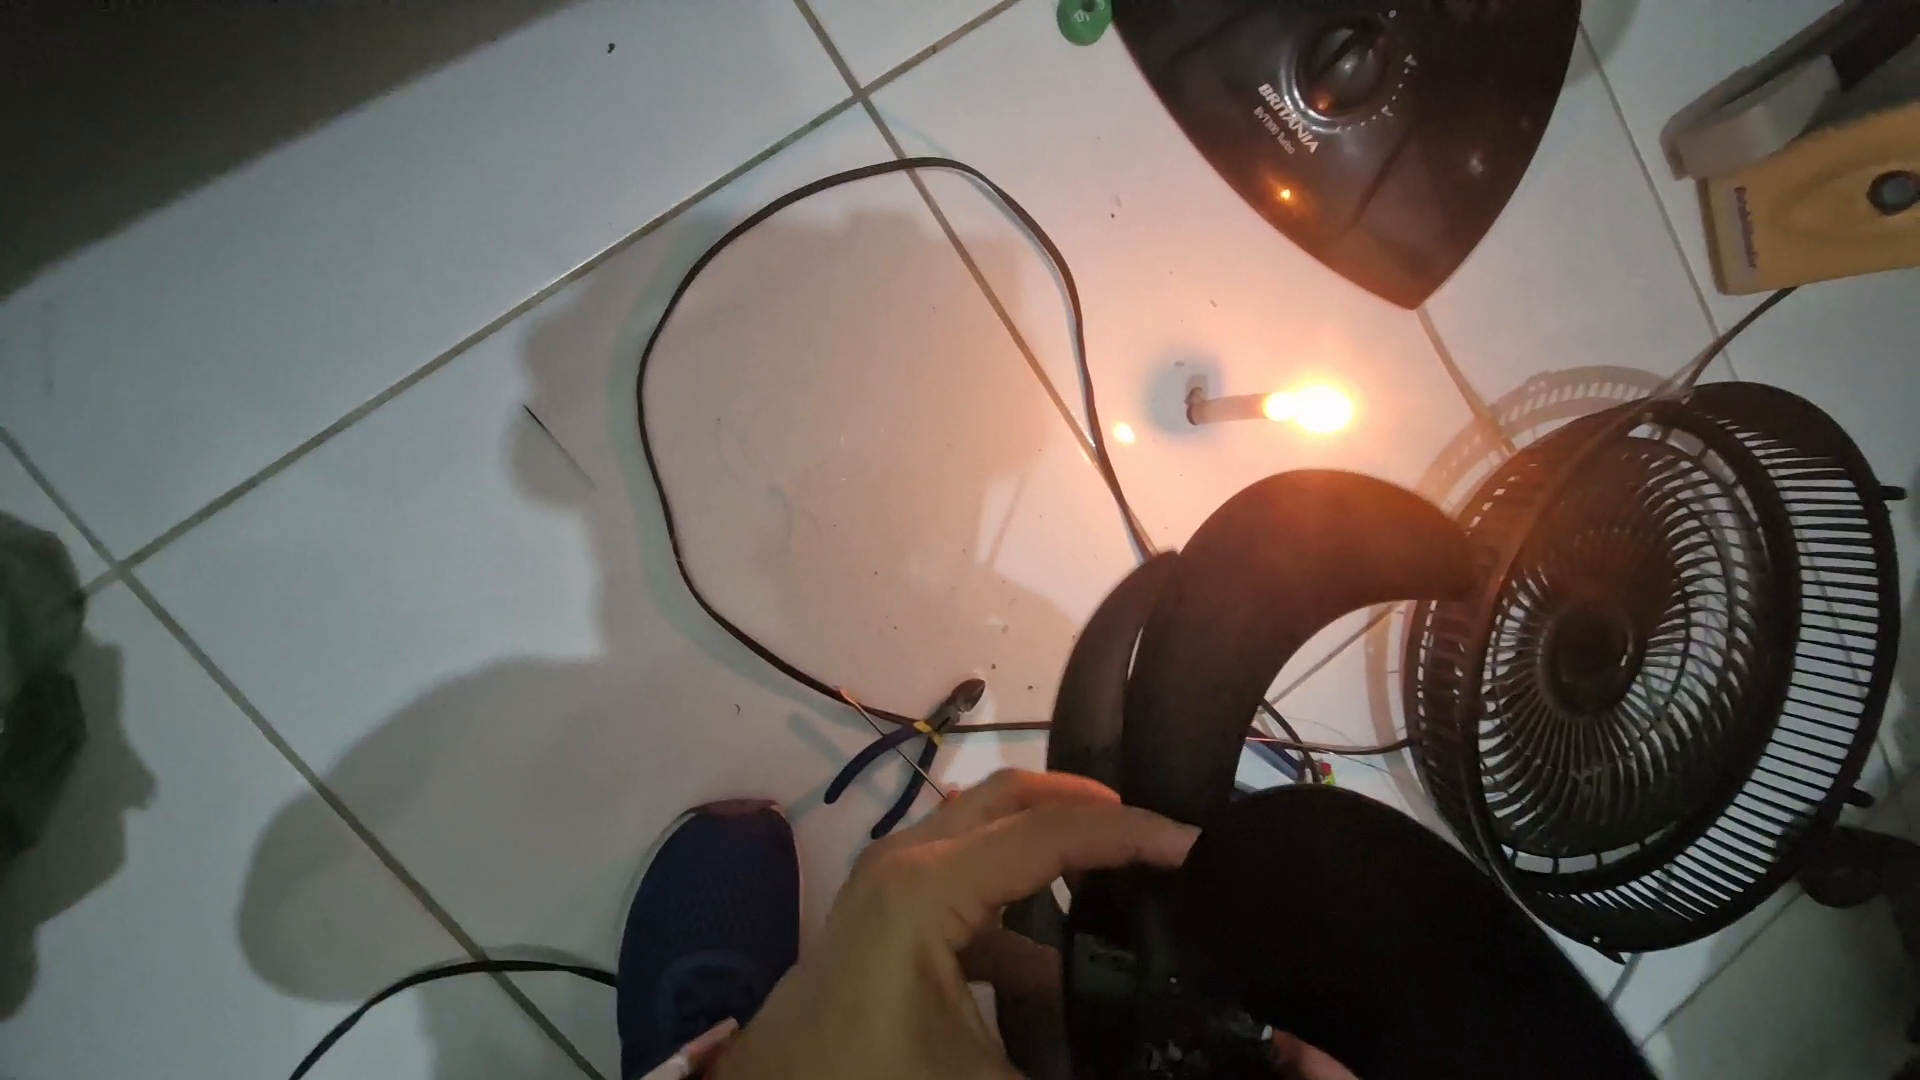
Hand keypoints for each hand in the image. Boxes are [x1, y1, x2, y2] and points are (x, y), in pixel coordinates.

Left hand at [711, 769, 1198, 1079]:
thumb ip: (1076, 1058)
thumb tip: (1159, 1055)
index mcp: (929, 886)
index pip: (1048, 833)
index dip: (1128, 834)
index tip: (1191, 843)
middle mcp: (910, 857)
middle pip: (1014, 796)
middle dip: (1088, 804)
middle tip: (1155, 836)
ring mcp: (894, 874)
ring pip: (989, 824)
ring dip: (1054, 840)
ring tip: (1120, 875)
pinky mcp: (890, 903)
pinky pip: (968, 874)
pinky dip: (1020, 895)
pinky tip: (1058, 959)